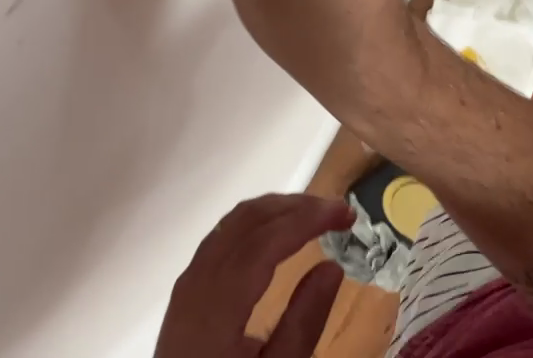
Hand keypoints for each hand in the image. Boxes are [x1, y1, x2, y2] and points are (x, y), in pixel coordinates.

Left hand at [153, 194, 354, 357]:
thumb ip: (302, 326)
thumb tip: (332, 267)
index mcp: (215, 308)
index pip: (263, 242)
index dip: (305, 219)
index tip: (346, 213)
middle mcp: (195, 282)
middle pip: (245, 221)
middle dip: (295, 206)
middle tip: (338, 211)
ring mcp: (187, 281)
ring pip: (232, 222)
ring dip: (276, 209)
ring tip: (316, 214)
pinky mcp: (188, 286)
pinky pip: (223, 235)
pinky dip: (256, 221)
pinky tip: (279, 231)